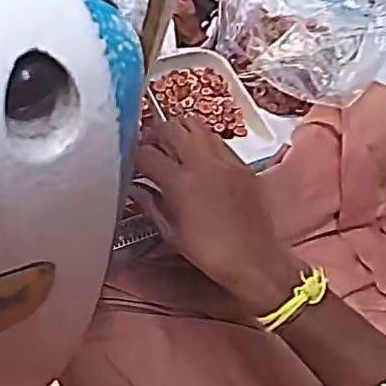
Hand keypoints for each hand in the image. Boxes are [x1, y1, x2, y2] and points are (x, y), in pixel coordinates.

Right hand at [132, 116, 304, 315]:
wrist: (253, 259)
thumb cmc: (207, 252)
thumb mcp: (170, 232)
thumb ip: (150, 204)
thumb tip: (136, 188)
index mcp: (180, 183)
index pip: (146, 154)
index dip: (133, 157)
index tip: (131, 165)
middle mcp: (202, 164)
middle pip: (170, 128)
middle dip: (154, 134)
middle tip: (149, 148)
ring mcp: (225, 160)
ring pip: (196, 126)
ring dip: (179, 132)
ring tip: (172, 148)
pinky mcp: (242, 165)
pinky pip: (216, 141)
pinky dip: (201, 143)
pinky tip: (197, 161)